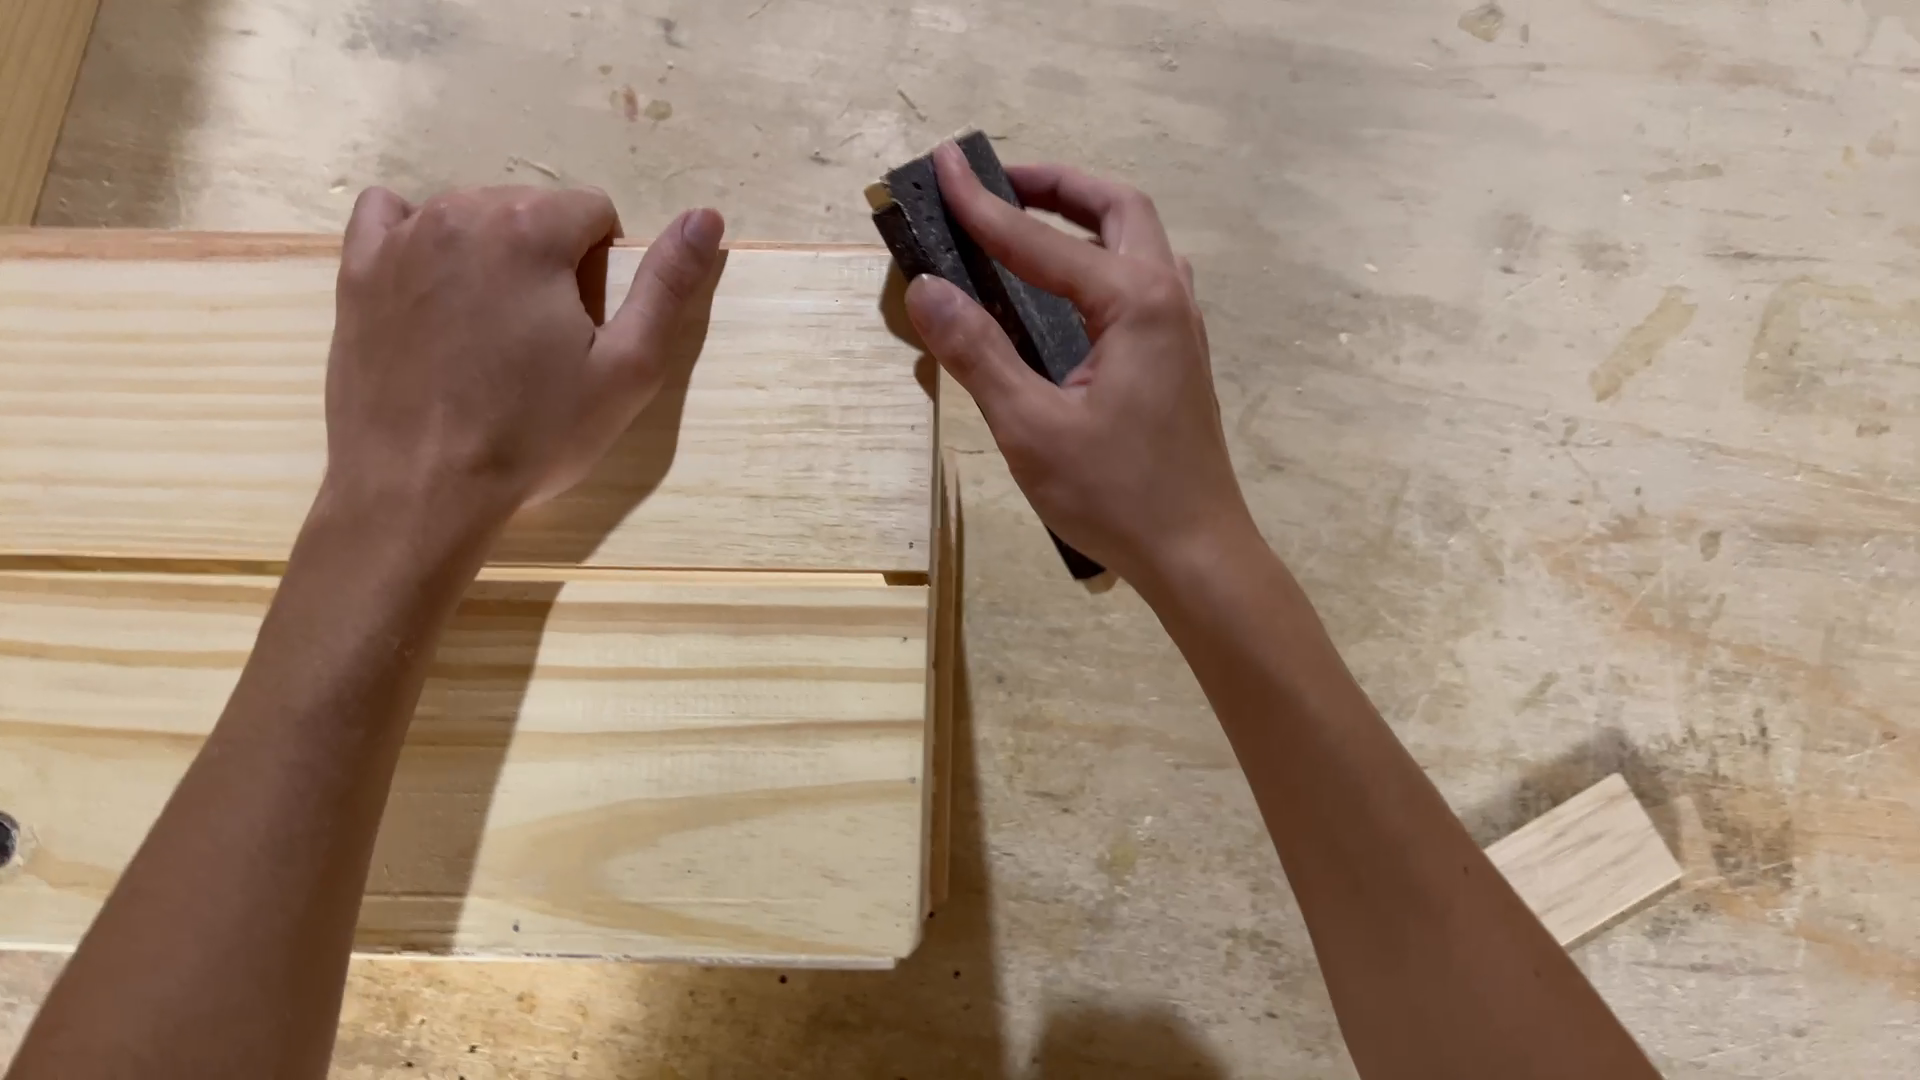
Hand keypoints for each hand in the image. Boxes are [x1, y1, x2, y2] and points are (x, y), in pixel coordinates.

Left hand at [321, 185, 723, 543]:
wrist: (423, 487)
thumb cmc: (538, 432)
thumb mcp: (629, 368)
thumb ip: (668, 287)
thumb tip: (706, 218)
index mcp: (530, 230)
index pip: (595, 212)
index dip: (607, 270)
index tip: (592, 329)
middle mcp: (459, 211)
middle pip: (535, 211)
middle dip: (554, 261)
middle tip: (549, 341)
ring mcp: (399, 238)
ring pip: (474, 218)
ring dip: (499, 257)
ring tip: (495, 334)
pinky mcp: (357, 270)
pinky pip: (393, 218)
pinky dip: (424, 241)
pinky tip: (438, 293)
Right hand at [904, 143, 1255, 584]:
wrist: (1195, 554)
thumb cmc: (1114, 496)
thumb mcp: (1031, 427)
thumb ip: (978, 353)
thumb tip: (927, 288)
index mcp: (1134, 304)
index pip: (1041, 241)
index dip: (984, 207)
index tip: (943, 167)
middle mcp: (1168, 300)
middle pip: (1118, 210)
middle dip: (1056, 186)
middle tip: (1000, 187)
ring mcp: (1182, 331)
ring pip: (1139, 244)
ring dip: (1086, 221)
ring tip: (1031, 229)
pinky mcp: (1179, 362)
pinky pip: (1142, 284)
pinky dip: (1102, 263)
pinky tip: (1071, 298)